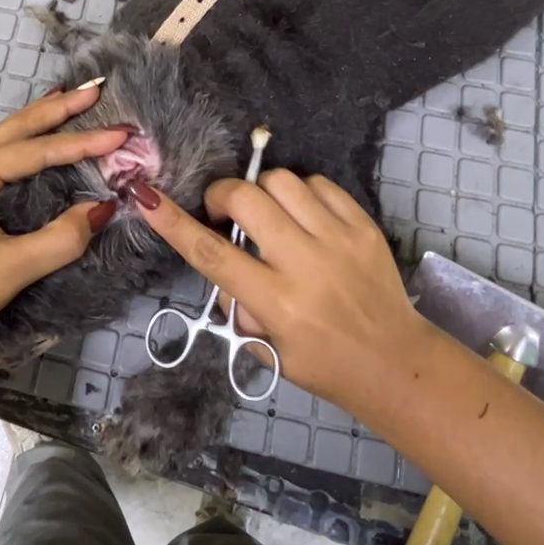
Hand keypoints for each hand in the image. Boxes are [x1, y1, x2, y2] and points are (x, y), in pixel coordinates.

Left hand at [0, 83, 131, 364]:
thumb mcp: (13, 269)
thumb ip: (62, 238)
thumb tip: (104, 208)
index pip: (36, 151)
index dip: (82, 142)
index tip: (122, 132)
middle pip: (17, 128)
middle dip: (59, 108)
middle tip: (97, 89)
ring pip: (7, 138)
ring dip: (42, 120)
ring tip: (74, 100)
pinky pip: (0, 155)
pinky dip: (26, 141)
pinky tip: (40, 136)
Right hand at [130, 171, 426, 414]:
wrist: (395, 362)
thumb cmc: (321, 363)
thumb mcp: (263, 347)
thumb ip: (234, 301)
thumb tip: (219, 253)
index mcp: (277, 302)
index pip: (212, 254)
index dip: (174, 223)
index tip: (148, 198)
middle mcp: (306, 265)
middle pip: (246, 200)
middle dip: (222, 195)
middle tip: (223, 213)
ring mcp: (338, 239)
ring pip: (281, 181)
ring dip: (260, 191)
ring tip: (266, 214)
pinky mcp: (362, 225)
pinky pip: (317, 182)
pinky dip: (298, 191)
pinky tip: (300, 214)